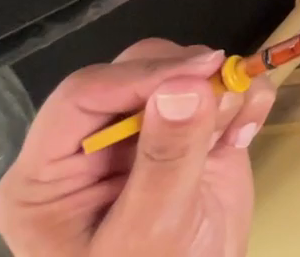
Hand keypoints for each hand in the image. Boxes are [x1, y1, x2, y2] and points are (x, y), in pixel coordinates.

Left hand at [0, 39, 276, 256]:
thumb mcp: (150, 228)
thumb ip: (166, 158)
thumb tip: (186, 83)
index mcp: (50, 174)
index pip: (83, 96)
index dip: (142, 75)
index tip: (205, 71)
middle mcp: (94, 146)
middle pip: (138, 71)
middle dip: (189, 79)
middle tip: (222, 103)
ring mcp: (150, 137)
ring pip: (188, 72)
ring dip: (224, 92)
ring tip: (229, 138)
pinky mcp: (198, 133)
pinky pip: (227, 88)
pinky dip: (249, 100)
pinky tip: (244, 137)